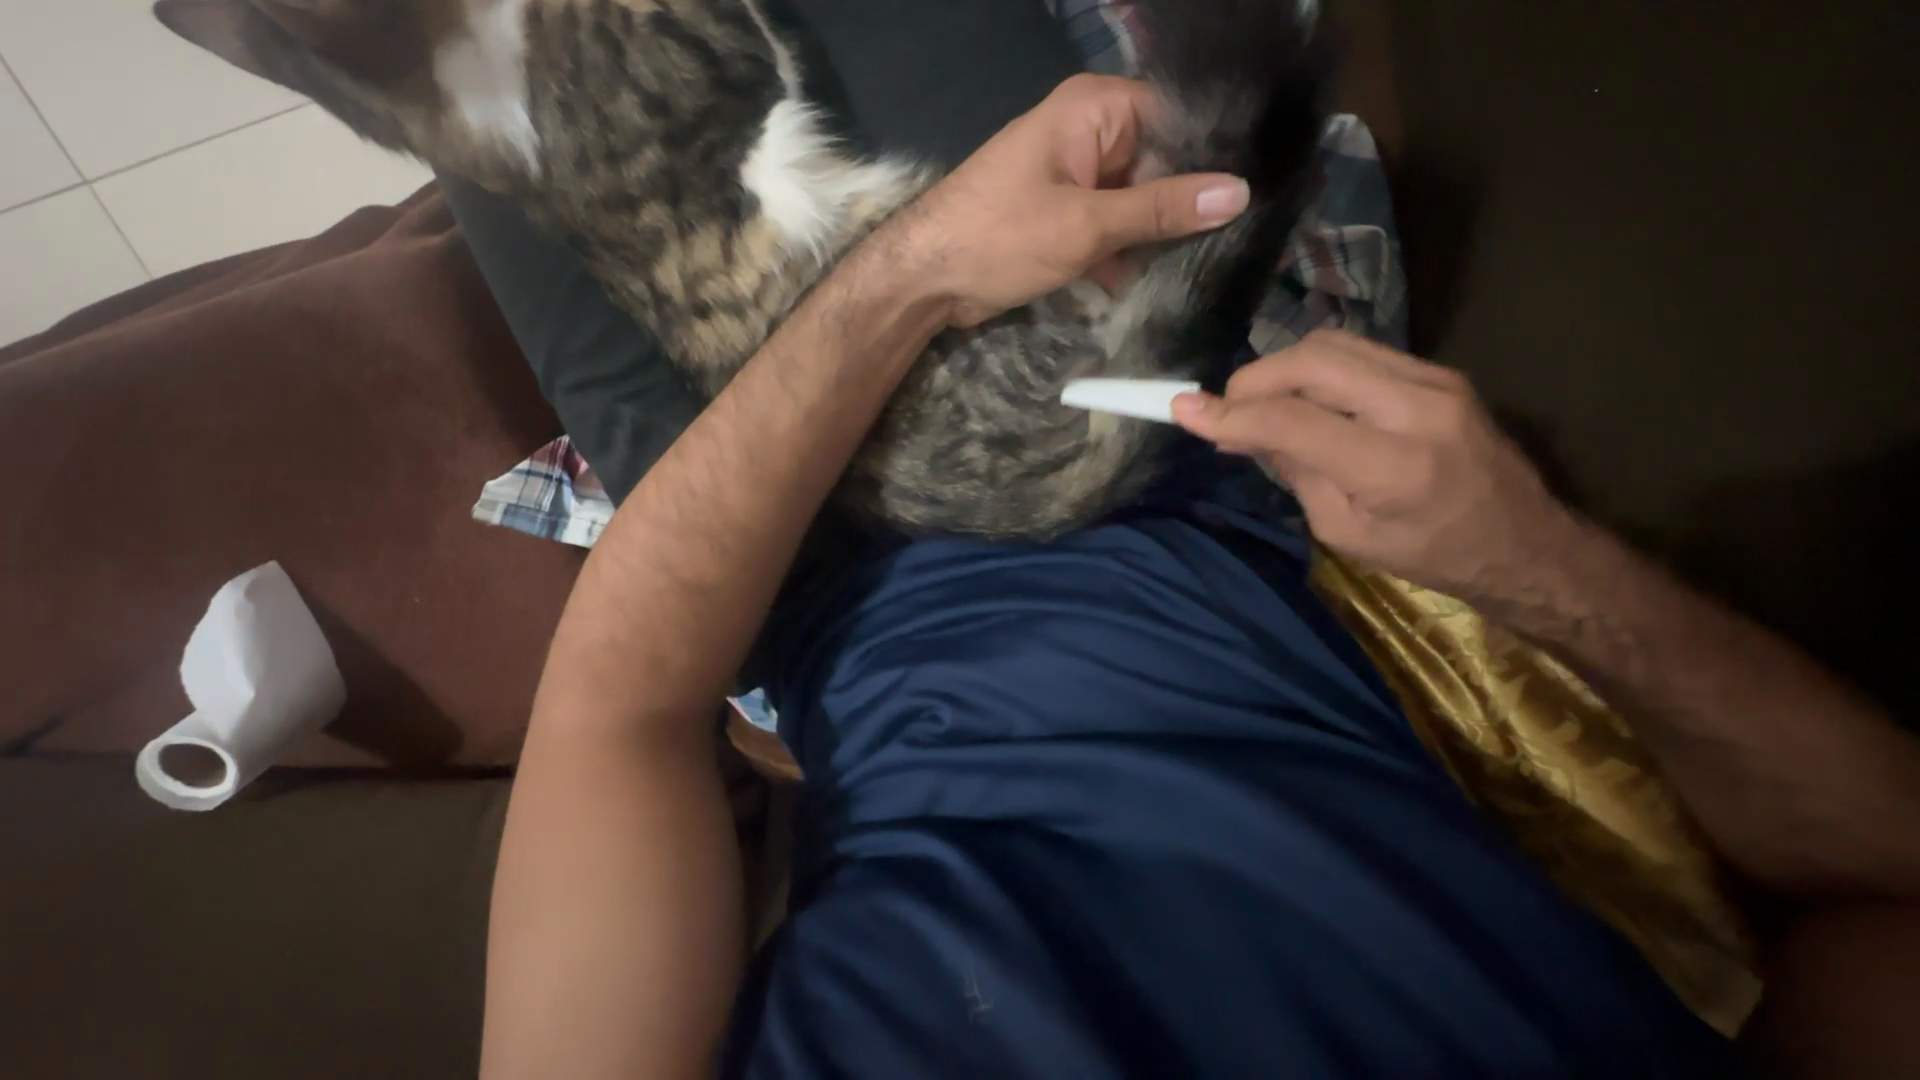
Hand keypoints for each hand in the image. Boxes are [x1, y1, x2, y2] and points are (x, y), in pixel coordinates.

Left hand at [888, 74, 1251, 326]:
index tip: (1259, 187)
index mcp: (1094, 111)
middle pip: (1159, 162)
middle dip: (1190, 202)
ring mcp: (1075, 180)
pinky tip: (1163, 283)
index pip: (1175, 117)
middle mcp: (1088, 136)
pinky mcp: (1064, 220)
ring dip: (1160, 236)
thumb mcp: (1086, 225)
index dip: (1214, 152)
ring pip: (1137, 203)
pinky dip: (1128, 256)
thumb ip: (1160, 210)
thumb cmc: (999, 236)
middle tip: (1245, 235)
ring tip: (1216, 261)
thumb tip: (1238, 192)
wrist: (926, 279)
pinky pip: (1112, 230)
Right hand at [1171, 330, 1583, 605]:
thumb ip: (1295, 470)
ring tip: (1259, 402)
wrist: (1525, 542)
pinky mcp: (1437, 371)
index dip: (1230, 412)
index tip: (1182, 409)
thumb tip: (1243, 430)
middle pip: (1310, 362)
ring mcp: (1434, 380)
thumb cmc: (1430, 554)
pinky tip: (1301, 396)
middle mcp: (1417, 408)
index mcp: (1393, 467)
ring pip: (1331, 345)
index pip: (1292, 420)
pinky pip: (1357, 352)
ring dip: (1281, 368)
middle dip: (1252, 380)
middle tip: (1225, 408)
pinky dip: (1313, 368)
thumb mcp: (1346, 530)